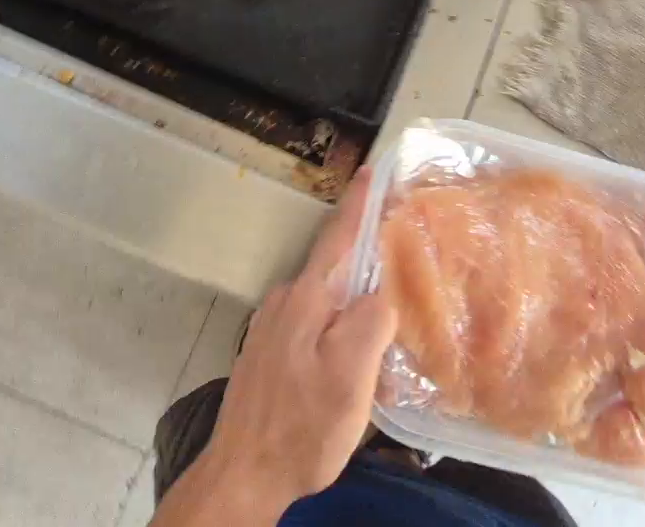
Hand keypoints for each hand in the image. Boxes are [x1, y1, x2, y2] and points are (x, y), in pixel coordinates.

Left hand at [159, 168, 396, 523]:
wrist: (242, 473)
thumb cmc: (302, 426)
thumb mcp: (351, 376)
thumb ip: (372, 321)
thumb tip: (384, 287)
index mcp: (308, 298)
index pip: (339, 237)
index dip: (359, 204)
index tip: (372, 170)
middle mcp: (286, 301)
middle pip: (335, 268)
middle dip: (366, 262)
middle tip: (402, 268)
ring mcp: (273, 326)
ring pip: (325, 300)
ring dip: (353, 302)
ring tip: (384, 326)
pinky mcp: (268, 351)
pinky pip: (312, 323)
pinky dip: (336, 325)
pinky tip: (350, 356)